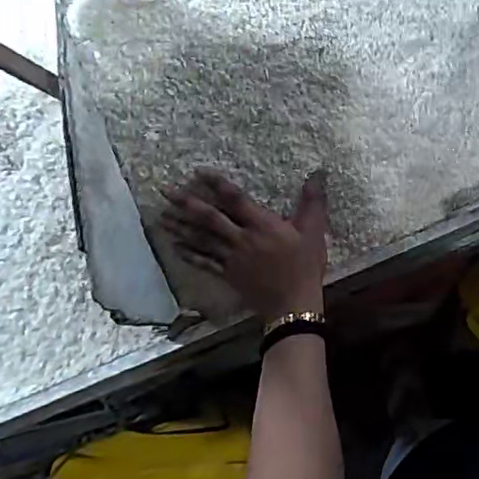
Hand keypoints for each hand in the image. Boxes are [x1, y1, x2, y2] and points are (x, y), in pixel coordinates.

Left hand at [161, 169, 328, 320]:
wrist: (293, 306)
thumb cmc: (304, 266)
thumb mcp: (313, 231)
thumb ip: (312, 201)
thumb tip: (317, 174)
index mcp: (261, 224)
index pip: (234, 198)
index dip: (216, 183)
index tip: (198, 172)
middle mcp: (241, 238)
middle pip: (208, 217)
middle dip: (186, 203)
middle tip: (165, 191)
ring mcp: (231, 258)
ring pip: (201, 239)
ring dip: (180, 227)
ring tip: (161, 216)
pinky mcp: (228, 275)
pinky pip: (204, 262)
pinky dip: (188, 254)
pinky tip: (174, 247)